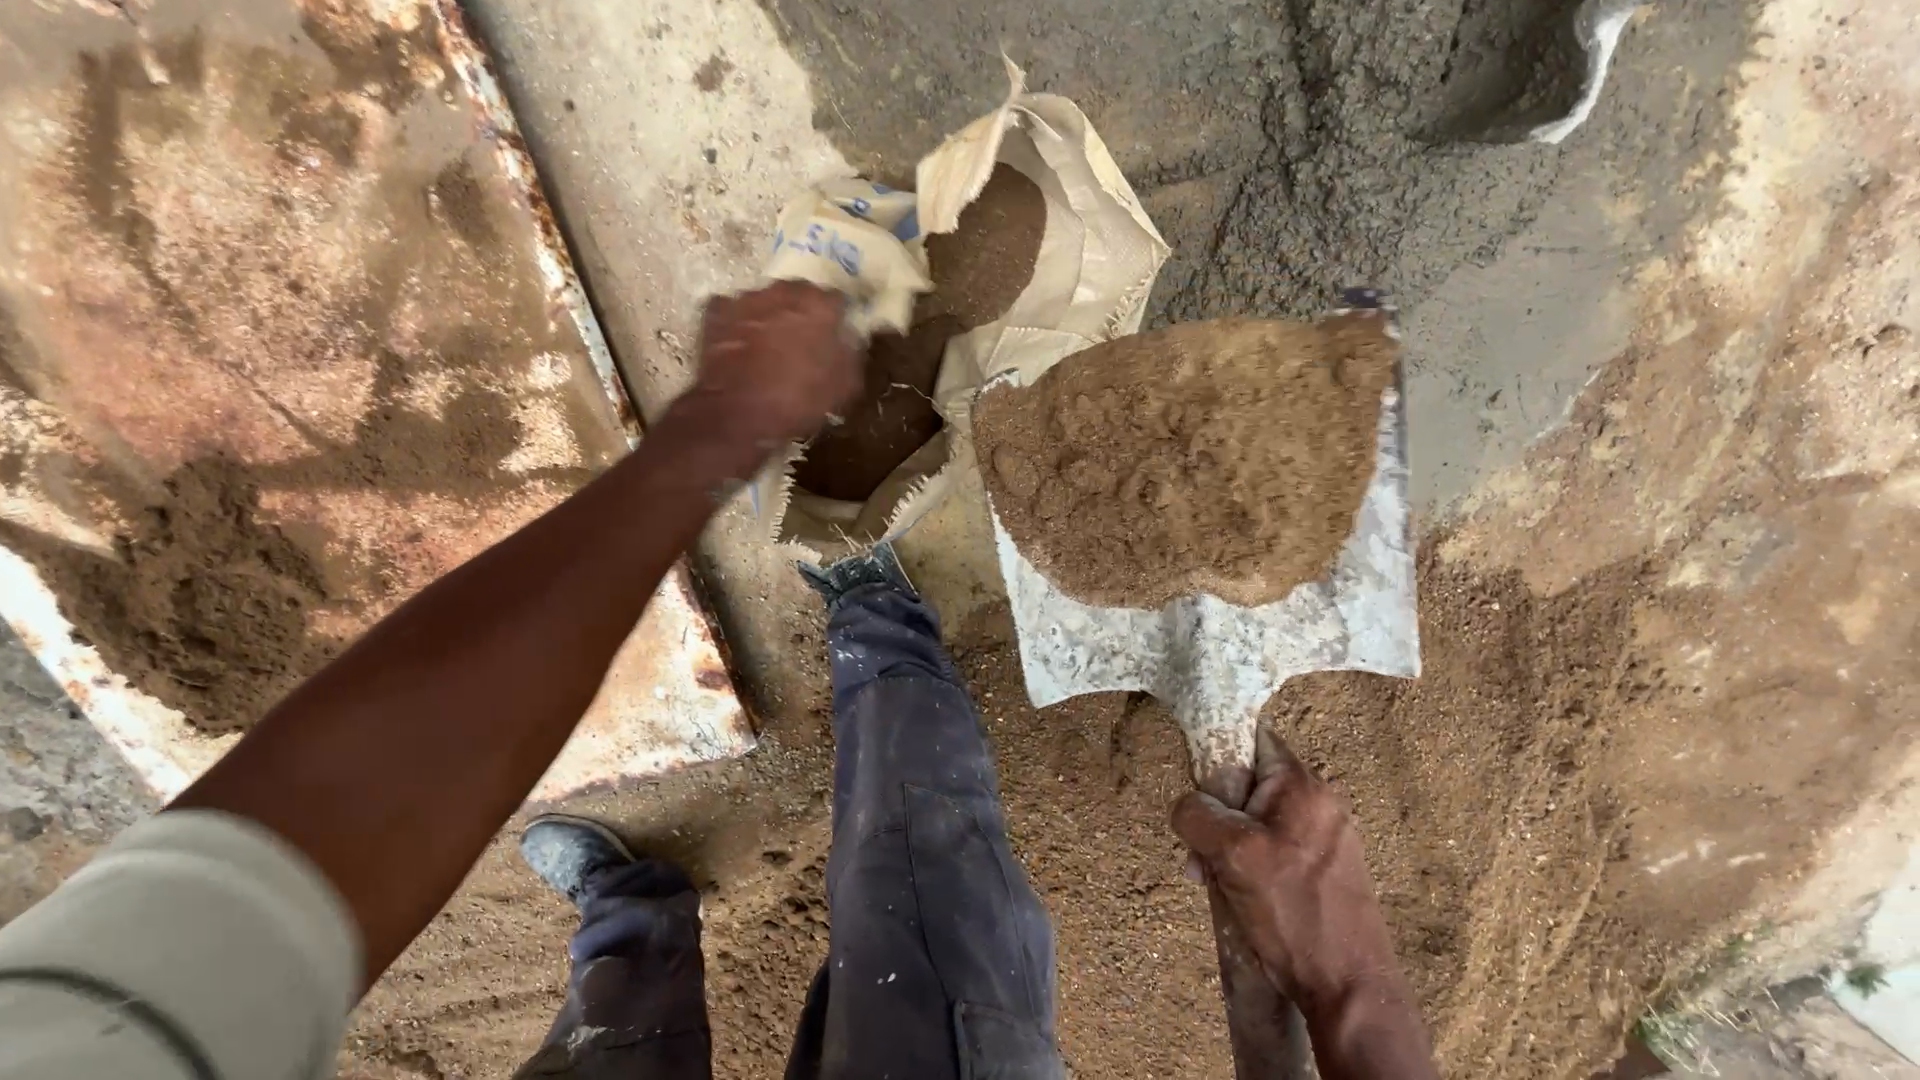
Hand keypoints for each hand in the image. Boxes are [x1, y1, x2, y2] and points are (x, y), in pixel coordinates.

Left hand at [683, 280, 862, 446]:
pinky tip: (739, 340)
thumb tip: (851, 342)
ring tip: (769, 343)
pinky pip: (733, 310)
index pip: (836, 299)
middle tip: (804, 338)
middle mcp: (784, 291)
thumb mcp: (844, 387)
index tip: (836, 334)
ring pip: (765, 299)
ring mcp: (747, 299)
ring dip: (770, 315)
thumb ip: (851, 355)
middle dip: (803, 311)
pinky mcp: (717, 312)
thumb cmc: (798, 400)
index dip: (837, 318)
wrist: (738, 413)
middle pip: (799, 293)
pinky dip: (738, 322)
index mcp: (820, 305)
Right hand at [1173, 728, 1406, 1014]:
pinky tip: (1233, 895)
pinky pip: (1272, 849)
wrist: (1349, 989)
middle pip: (1248, 785)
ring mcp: (1325, 838)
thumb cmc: (1293, 912)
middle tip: (1197, 853)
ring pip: (1254, 822)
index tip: (1194, 785)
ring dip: (1224, 846)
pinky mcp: (1324, 870)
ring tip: (1209, 882)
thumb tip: (1187, 806)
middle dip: (1214, 815)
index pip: (1252, 739)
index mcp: (1304, 785)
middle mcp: (1320, 802)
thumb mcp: (1232, 853)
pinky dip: (1246, 865)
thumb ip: (1198, 814)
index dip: (1217, 752)